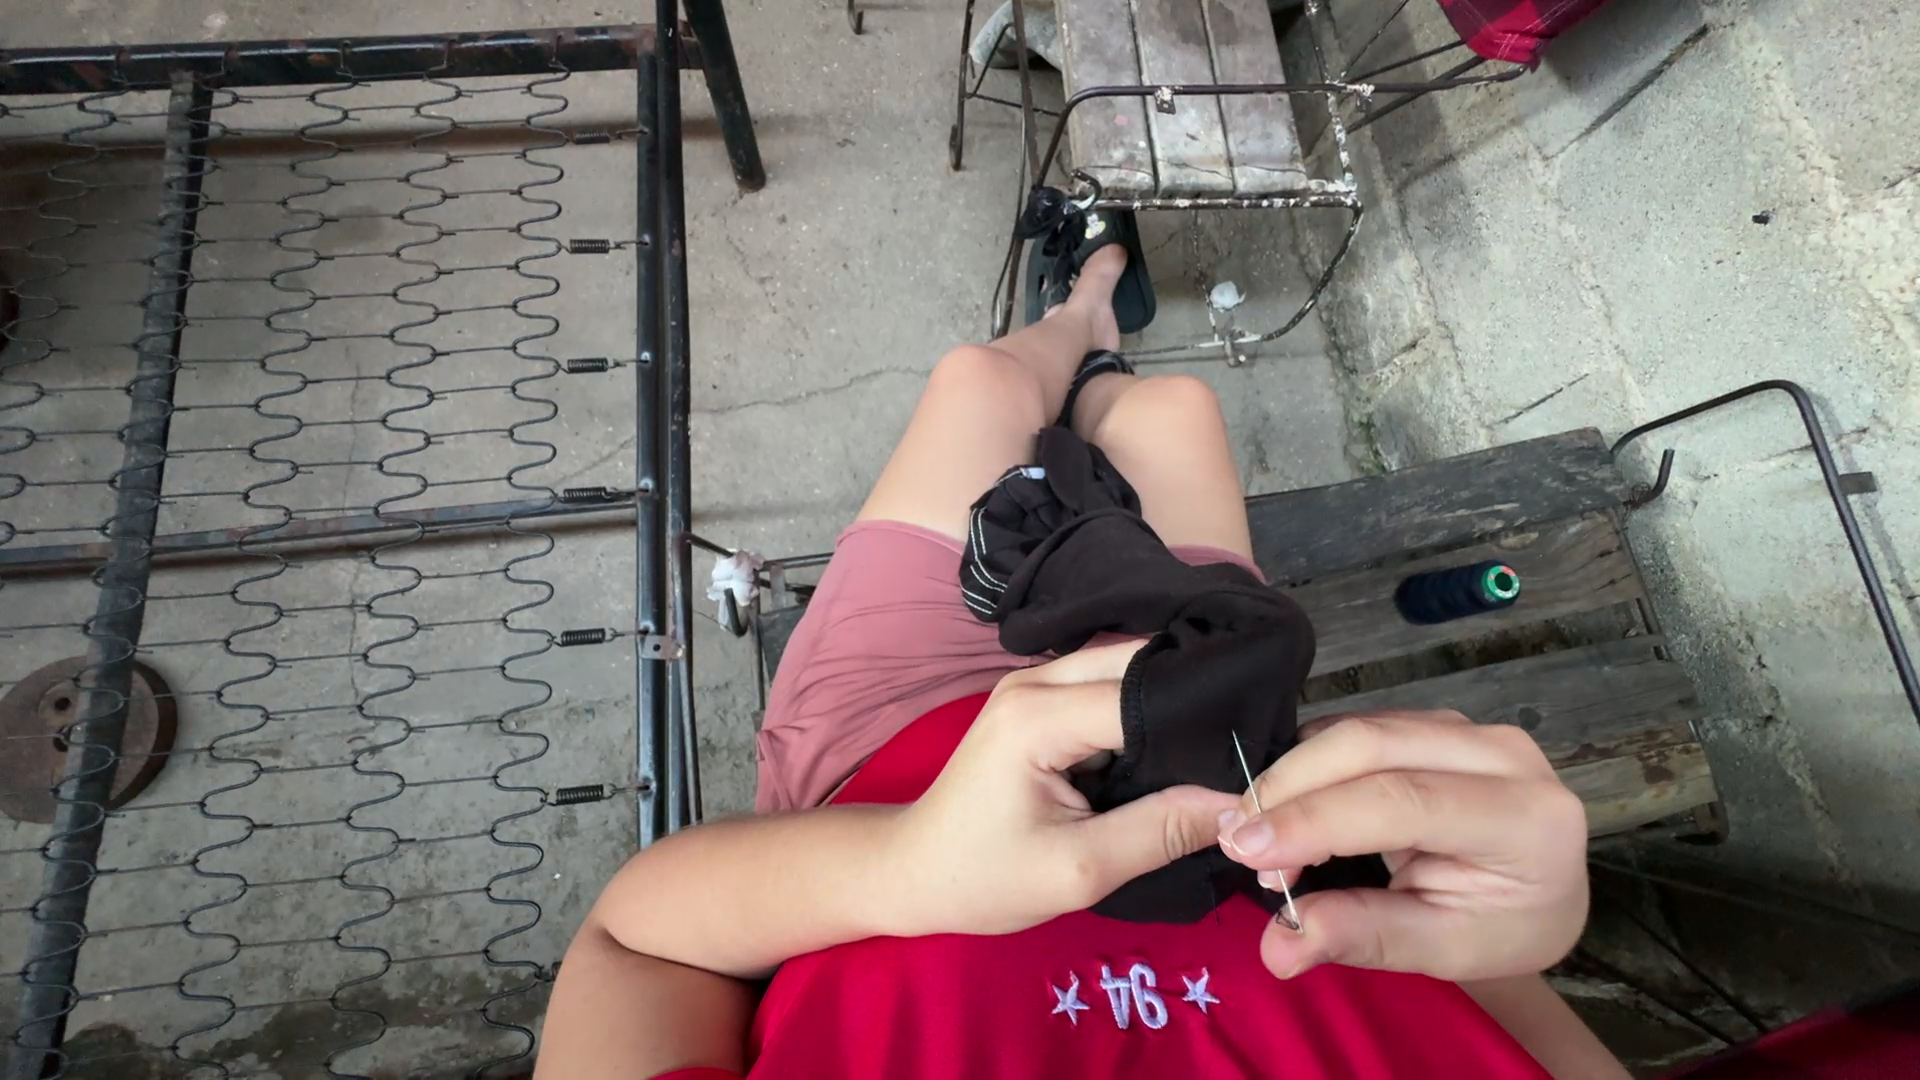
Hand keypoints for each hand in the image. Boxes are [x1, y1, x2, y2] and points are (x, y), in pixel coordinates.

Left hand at [888, 641, 1239, 936]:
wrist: (914, 869)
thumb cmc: (984, 877)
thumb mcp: (1079, 869)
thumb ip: (1161, 831)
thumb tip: (1241, 807)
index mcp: (1038, 714)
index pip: (1143, 692)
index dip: (1202, 716)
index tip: (1258, 745)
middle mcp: (1034, 680)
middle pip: (1134, 662)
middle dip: (1191, 694)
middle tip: (1248, 740)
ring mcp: (1031, 684)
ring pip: (1121, 669)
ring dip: (1167, 700)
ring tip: (1220, 742)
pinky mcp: (1035, 700)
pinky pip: (1101, 687)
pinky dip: (1140, 709)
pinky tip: (1172, 744)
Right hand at [1216, 710, 1588, 981]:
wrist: (1531, 885)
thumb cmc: (1497, 923)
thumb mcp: (1441, 947)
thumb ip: (1361, 936)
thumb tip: (1277, 949)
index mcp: (1525, 818)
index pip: (1401, 802)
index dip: (1314, 820)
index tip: (1245, 848)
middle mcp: (1498, 752)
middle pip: (1367, 745)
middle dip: (1287, 786)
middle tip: (1237, 835)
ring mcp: (1459, 725)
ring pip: (1348, 728)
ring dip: (1287, 775)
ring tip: (1255, 830)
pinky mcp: (1422, 717)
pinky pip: (1345, 725)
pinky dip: (1301, 762)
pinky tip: (1283, 803)